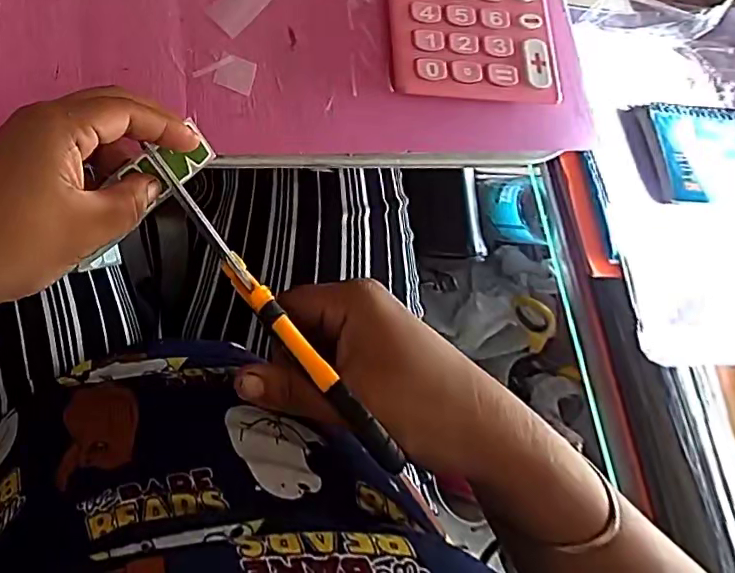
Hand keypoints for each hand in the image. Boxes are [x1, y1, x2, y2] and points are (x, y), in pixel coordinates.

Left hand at [0, 88, 197, 349]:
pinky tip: (98, 195)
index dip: (166, 126)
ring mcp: (23, 136)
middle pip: (107, 108)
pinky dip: (91, 164)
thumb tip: (151, 185)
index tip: (193, 146)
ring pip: (86, 129)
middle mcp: (40, 118)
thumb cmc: (13, 245)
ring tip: (134, 189)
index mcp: (59, 124)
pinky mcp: (13, 157)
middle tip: (175, 154)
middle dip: (145, 128)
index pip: (126, 110)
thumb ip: (131, 201)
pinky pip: (65, 147)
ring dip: (116, 152)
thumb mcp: (86, 228)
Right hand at [231, 280, 551, 488]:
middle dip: (303, 367)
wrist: (491, 435)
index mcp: (353, 299)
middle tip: (318, 403)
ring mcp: (378, 326)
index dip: (276, 343)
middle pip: (305, 328)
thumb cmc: (427, 407)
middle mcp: (364, 304)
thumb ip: (291, 389)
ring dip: (324, 381)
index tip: (272, 379)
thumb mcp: (349, 402)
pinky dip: (343, 385)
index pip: (289, 305)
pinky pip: (346, 359)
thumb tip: (243, 379)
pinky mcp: (388, 349)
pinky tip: (359, 411)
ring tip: (346, 412)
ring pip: (325, 349)